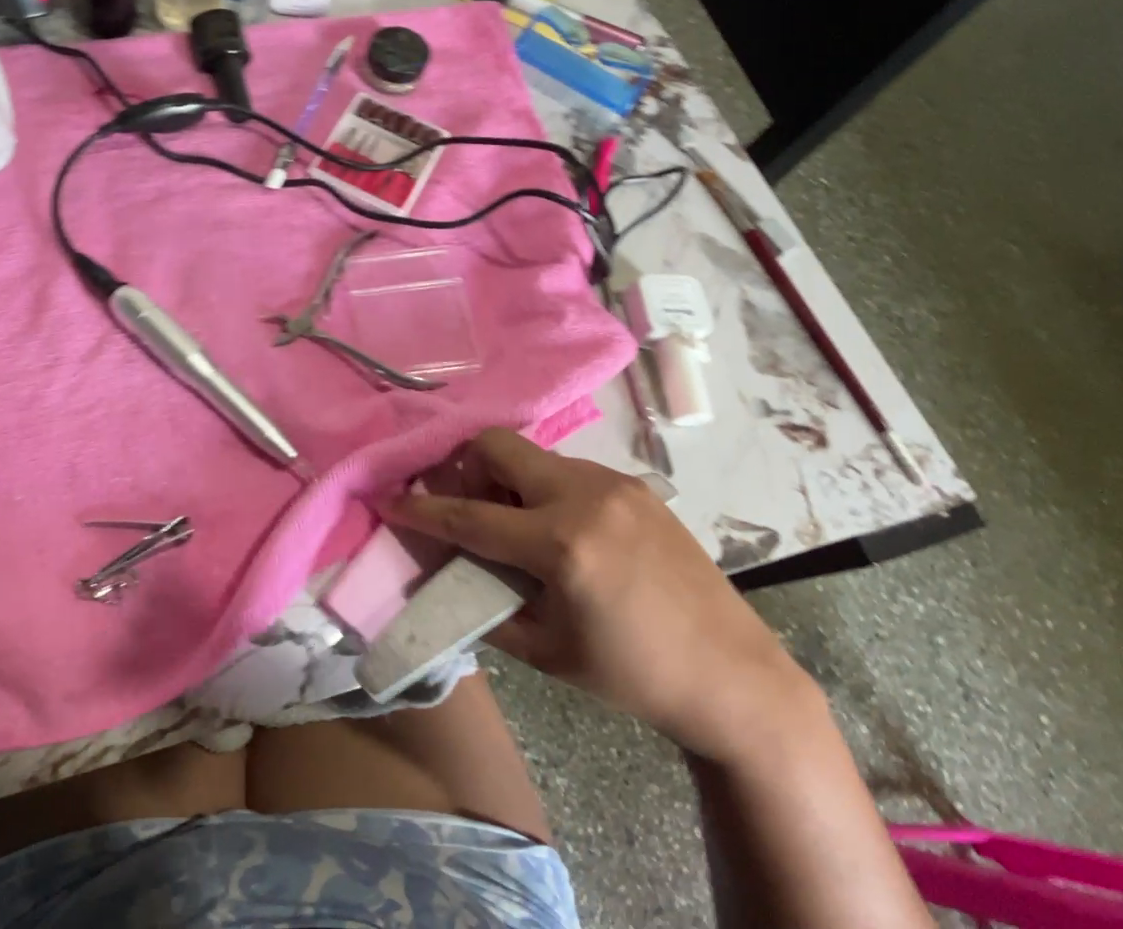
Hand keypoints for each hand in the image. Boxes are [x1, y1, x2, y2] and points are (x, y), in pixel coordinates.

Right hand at [385, 429, 822, 763]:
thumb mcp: (545, 649)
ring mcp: (617, 486)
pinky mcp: (639, 490)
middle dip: (461, 468)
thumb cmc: (633, 675)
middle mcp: (586, 496)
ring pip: (535, 456)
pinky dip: (542, 488)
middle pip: (497, 446)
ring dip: (505, 479)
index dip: (420, 510)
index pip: (467, 515)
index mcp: (561, 543)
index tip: (387, 501)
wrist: (735, 677)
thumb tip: (450, 576)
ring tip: (507, 524)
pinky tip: (552, 529)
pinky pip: (569, 472)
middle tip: (458, 505)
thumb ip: (488, 604)